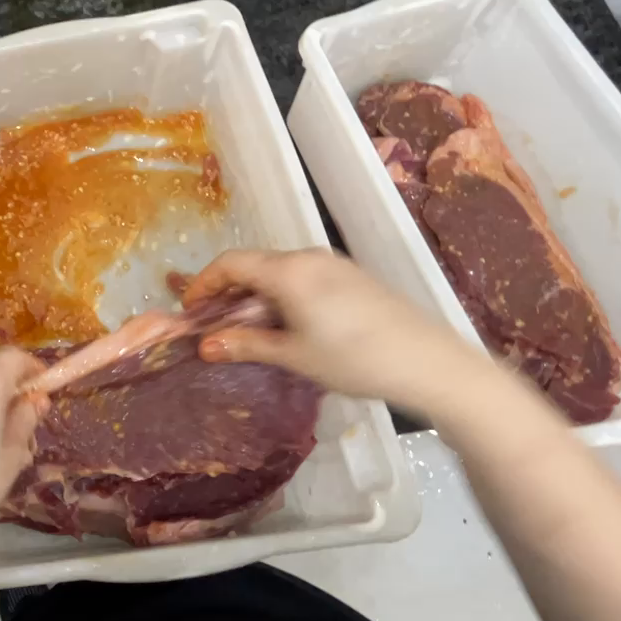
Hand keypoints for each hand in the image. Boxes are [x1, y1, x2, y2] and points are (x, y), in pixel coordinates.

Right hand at [182, 248, 502, 416]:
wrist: (432, 364)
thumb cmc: (354, 359)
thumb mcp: (293, 355)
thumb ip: (245, 345)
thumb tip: (204, 346)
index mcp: (287, 270)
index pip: (229, 263)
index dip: (202, 284)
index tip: (188, 310)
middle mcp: (307, 257)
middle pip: (252, 264)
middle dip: (225, 290)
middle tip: (212, 323)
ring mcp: (333, 264)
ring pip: (276, 270)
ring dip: (252, 294)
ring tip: (245, 328)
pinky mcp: (351, 276)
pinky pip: (300, 276)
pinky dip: (278, 294)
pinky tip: (284, 323)